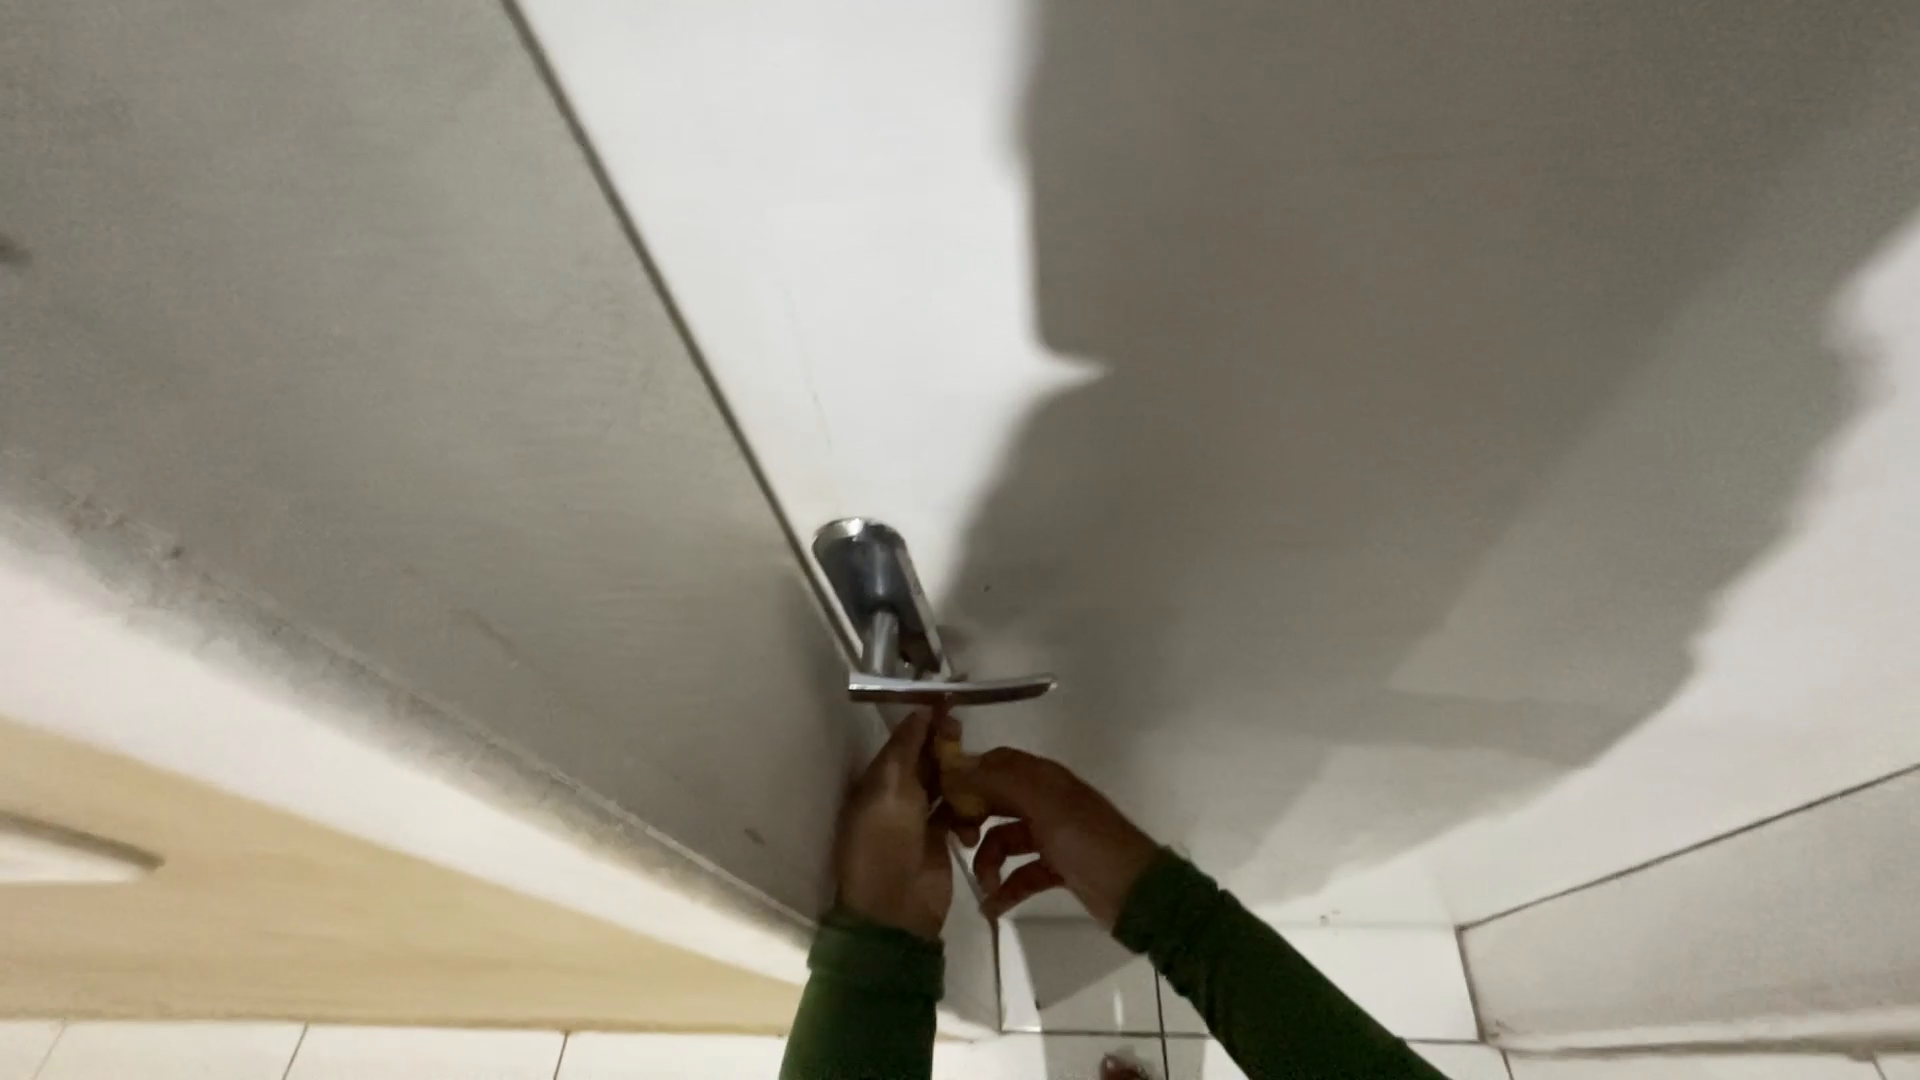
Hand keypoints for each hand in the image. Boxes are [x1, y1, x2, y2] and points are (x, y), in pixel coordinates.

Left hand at [834, 712, 953, 940]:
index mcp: (877, 780)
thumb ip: (905, 749)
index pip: (904, 741)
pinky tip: (970, 823)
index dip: (925, 722)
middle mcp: (897, 794)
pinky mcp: (939, 838)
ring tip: (976, 780)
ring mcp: (919, 817)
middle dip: (946, 746)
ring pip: (946, 783)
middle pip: (926, 759)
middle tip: (963, 734)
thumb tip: (919, 711)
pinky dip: (967, 812)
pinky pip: (958, 811)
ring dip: (960, 779)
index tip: (950, 703)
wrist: (895, 911)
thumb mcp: (889, 790)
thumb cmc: (885, 843)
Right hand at [953, 748, 1160, 927]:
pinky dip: (1007, 887)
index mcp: (1043, 778)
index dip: (967, 775)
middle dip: (972, 819)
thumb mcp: (1045, 805)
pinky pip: (1021, 872)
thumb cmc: (1089, 842)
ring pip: (1004, 839)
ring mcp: (1052, 834)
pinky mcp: (1057, 867)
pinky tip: (993, 908)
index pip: (995, 763)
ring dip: (989, 861)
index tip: (939, 797)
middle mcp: (1045, 800)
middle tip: (956, 841)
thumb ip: (1002, 781)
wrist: (1137, 893)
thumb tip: (958, 766)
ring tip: (985, 887)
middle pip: (995, 800)